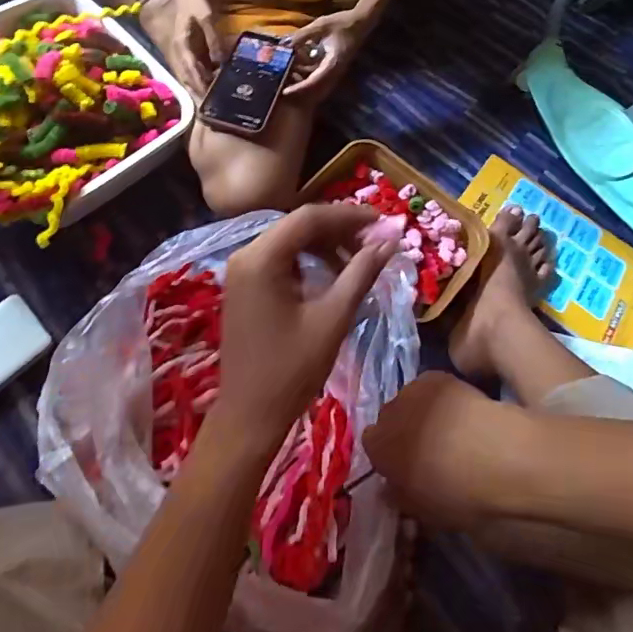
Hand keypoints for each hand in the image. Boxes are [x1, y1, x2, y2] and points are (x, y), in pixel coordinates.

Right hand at [167, 0, 221, 92]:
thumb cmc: (193, 3)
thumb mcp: (206, 17)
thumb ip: (213, 39)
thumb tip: (220, 62)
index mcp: (181, 46)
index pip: (191, 71)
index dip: (200, 86)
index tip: (209, 99)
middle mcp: (177, 54)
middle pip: (187, 78)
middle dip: (198, 92)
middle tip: (212, 107)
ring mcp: (178, 54)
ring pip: (187, 76)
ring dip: (197, 88)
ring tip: (211, 100)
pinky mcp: (183, 52)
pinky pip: (189, 70)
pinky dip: (197, 79)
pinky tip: (209, 84)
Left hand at [208, 203, 395, 446]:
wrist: (249, 415)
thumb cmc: (292, 370)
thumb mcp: (333, 318)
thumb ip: (361, 273)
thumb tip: (390, 239)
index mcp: (261, 258)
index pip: (309, 217)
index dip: (350, 215)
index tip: (384, 222)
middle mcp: (246, 255)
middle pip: (298, 225)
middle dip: (339, 230)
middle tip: (376, 243)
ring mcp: (242, 270)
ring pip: (290, 241)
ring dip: (326, 246)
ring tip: (360, 262)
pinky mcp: (245, 286)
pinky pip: (280, 259)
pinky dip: (309, 261)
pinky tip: (334, 276)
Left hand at [283, 8, 373, 99]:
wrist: (360, 21)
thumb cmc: (343, 23)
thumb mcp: (320, 26)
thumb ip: (302, 35)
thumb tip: (284, 44)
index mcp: (332, 65)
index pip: (313, 82)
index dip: (298, 88)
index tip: (285, 92)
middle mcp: (332, 71)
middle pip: (312, 85)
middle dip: (296, 83)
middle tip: (280, 79)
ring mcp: (332, 68)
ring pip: (313, 78)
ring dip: (299, 75)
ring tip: (284, 67)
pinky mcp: (330, 64)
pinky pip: (315, 71)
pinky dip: (304, 67)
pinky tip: (295, 58)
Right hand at [362, 372, 531, 530]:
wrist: (491, 455)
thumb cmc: (455, 494)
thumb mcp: (424, 511)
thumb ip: (401, 497)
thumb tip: (390, 490)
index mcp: (378, 447)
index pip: (372, 444)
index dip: (389, 454)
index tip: (405, 466)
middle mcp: (387, 413)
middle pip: (390, 418)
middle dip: (404, 430)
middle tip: (429, 448)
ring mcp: (411, 390)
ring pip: (410, 399)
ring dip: (421, 411)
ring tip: (449, 427)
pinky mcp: (436, 377)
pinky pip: (431, 385)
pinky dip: (442, 395)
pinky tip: (460, 409)